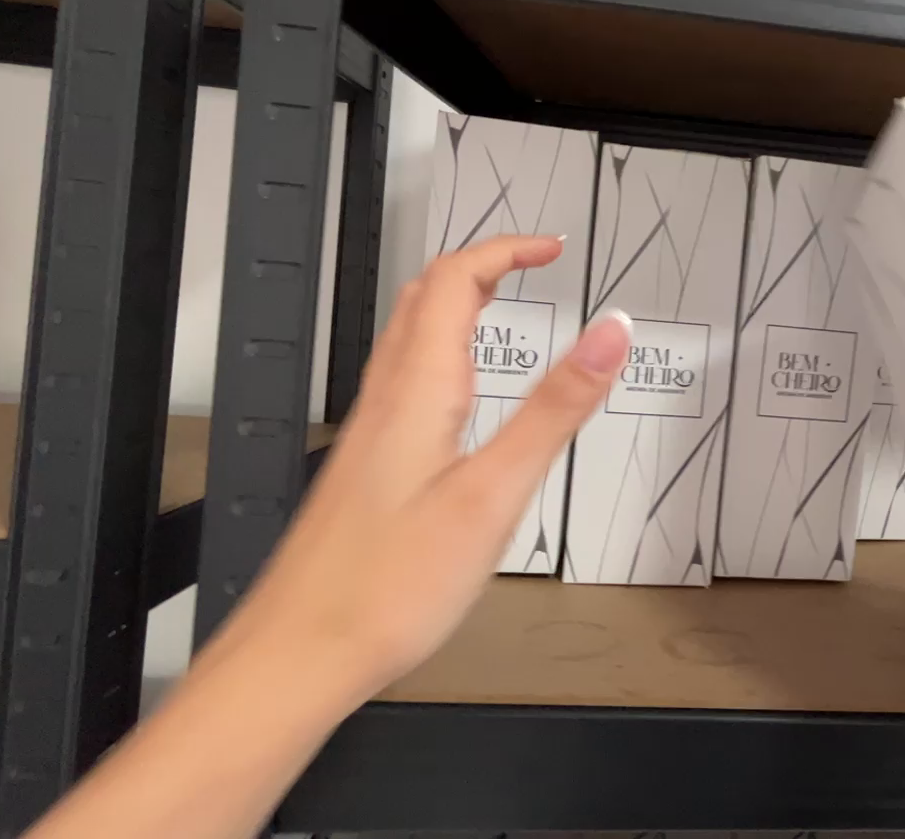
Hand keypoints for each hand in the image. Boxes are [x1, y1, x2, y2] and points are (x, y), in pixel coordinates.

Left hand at [200, 235, 632, 706]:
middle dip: (483, 263)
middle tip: (531, 263)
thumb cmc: (388, 585)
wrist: (295, 658)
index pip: (455, 280)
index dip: (506, 250)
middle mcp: (388, 398)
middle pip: (425, 296)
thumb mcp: (495, 492)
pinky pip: (407, 376)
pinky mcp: (371, 461)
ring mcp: (373, 429)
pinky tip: (465, 383)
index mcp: (418, 389)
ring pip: (411, 334)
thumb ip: (557, 408)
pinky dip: (447, 347)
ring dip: (460, 299)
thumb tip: (609, 333)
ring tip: (507, 300)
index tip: (551, 247)